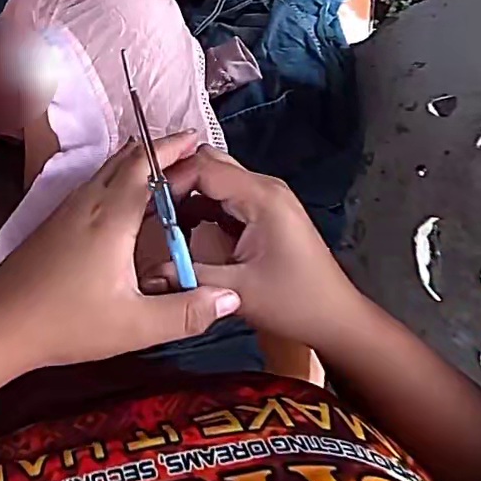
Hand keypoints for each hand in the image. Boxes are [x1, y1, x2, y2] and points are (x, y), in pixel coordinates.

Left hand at [0, 134, 240, 367]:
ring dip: (139, 160)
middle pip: (127, 158)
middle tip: (189, 150)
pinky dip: (120, 175)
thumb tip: (230, 297)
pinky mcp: (57, 220)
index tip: (197, 140)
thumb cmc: (65, 323)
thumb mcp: (134, 326)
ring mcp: (70, 208)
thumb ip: (185, 313)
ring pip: (108, 168)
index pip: (146, 166)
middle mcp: (90, 202)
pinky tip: (127, 197)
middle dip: (160, 148)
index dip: (173, 149)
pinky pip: (96, 182)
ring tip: (166, 167)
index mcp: (111, 217)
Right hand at [162, 147, 366, 352]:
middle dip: (177, 182)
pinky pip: (226, 198)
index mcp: (261, 197)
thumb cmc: (295, 302)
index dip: (170, 180)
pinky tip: (184, 230)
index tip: (145, 205)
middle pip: (210, 164)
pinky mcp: (264, 212)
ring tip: (160, 221)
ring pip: (216, 180)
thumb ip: (188, 276)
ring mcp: (266, 198)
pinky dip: (203, 209)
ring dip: (188, 196)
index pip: (204, 167)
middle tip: (148, 209)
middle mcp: (264, 188)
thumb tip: (146, 273)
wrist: (335, 316)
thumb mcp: (237, 291)